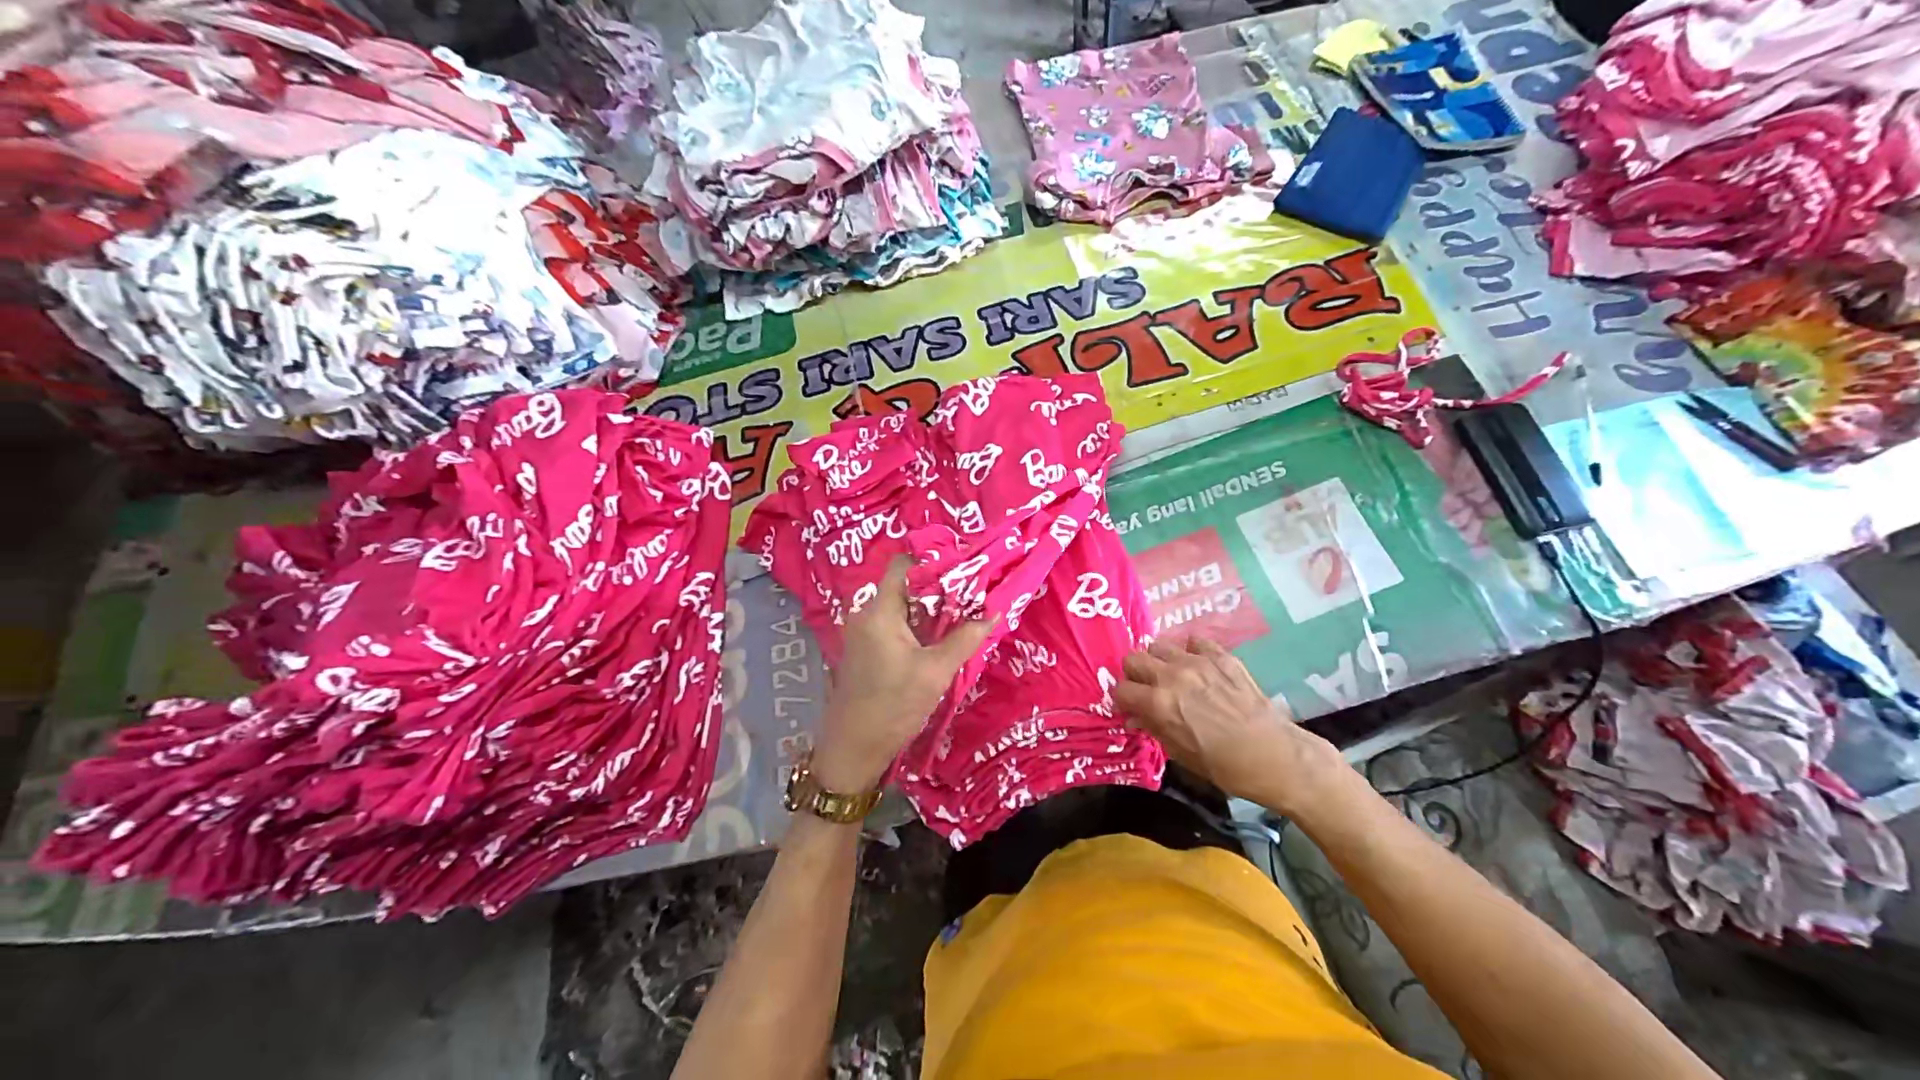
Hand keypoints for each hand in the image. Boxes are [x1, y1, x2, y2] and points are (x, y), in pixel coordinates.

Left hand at [813, 558, 995, 792]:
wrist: (852, 747)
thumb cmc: (892, 707)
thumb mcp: (935, 673)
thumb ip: (964, 639)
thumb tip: (993, 613)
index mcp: (879, 611)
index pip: (903, 564)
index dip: (933, 560)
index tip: (965, 567)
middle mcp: (868, 614)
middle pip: (905, 583)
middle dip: (939, 585)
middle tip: (974, 589)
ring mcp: (866, 632)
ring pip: (903, 605)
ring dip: (932, 607)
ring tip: (966, 609)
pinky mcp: (868, 648)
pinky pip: (897, 623)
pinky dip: (920, 624)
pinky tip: (945, 634)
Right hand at [1114, 636, 1343, 814]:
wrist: (1275, 756)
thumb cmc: (1224, 766)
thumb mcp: (1180, 754)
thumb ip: (1153, 729)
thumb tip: (1135, 717)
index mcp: (1158, 703)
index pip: (1121, 689)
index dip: (1122, 699)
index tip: (1130, 708)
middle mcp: (1172, 676)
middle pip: (1134, 659)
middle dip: (1135, 675)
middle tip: (1146, 690)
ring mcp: (1198, 662)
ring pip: (1159, 645)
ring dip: (1159, 660)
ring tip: (1171, 676)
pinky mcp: (1222, 657)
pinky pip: (1195, 641)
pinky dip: (1190, 651)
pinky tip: (1198, 666)